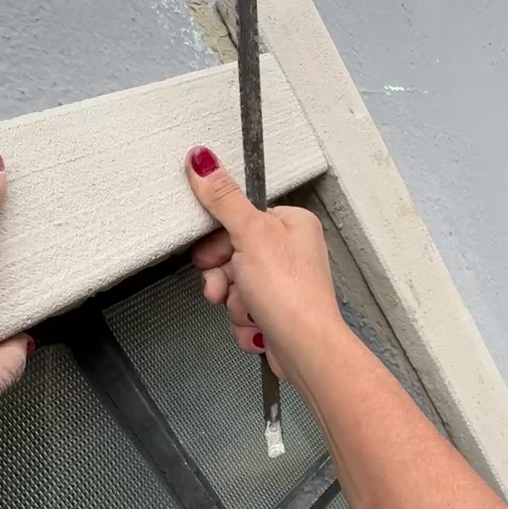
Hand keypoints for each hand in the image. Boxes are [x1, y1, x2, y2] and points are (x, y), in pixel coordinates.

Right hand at [185, 145, 347, 384]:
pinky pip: (245, 314)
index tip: (209, 255)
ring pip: (236, 289)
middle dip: (225, 280)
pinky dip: (245, 325)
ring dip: (235, 305)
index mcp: (292, 224)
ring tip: (250, 311)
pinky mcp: (278, 315)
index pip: (240, 220)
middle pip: (233, 257)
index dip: (218, 241)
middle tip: (223, 289)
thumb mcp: (250, 233)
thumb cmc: (290, 293)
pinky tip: (258, 328)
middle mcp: (292, 253)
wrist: (305, 348)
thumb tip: (202, 160)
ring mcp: (285, 286)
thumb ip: (223, 198)